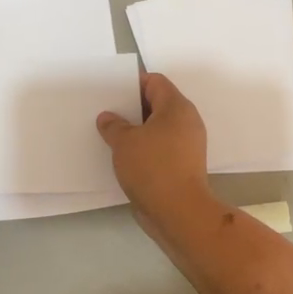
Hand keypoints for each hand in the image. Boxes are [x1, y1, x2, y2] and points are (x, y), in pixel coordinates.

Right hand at [97, 73, 211, 220]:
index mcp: (176, 107)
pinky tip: (122, 156)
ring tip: (110, 134)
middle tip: (106, 112)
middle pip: (157, 104)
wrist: (178, 212)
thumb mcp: (124, 142)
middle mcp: (186, 122)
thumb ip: (113, 126)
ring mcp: (186, 145)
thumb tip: (108, 117)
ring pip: (157, 129)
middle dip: (131, 108)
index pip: (155, 81)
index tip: (110, 92)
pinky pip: (159, 148)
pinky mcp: (181, 166)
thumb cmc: (152, 167)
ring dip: (136, 130)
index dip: (132, 83)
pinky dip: (143, 148)